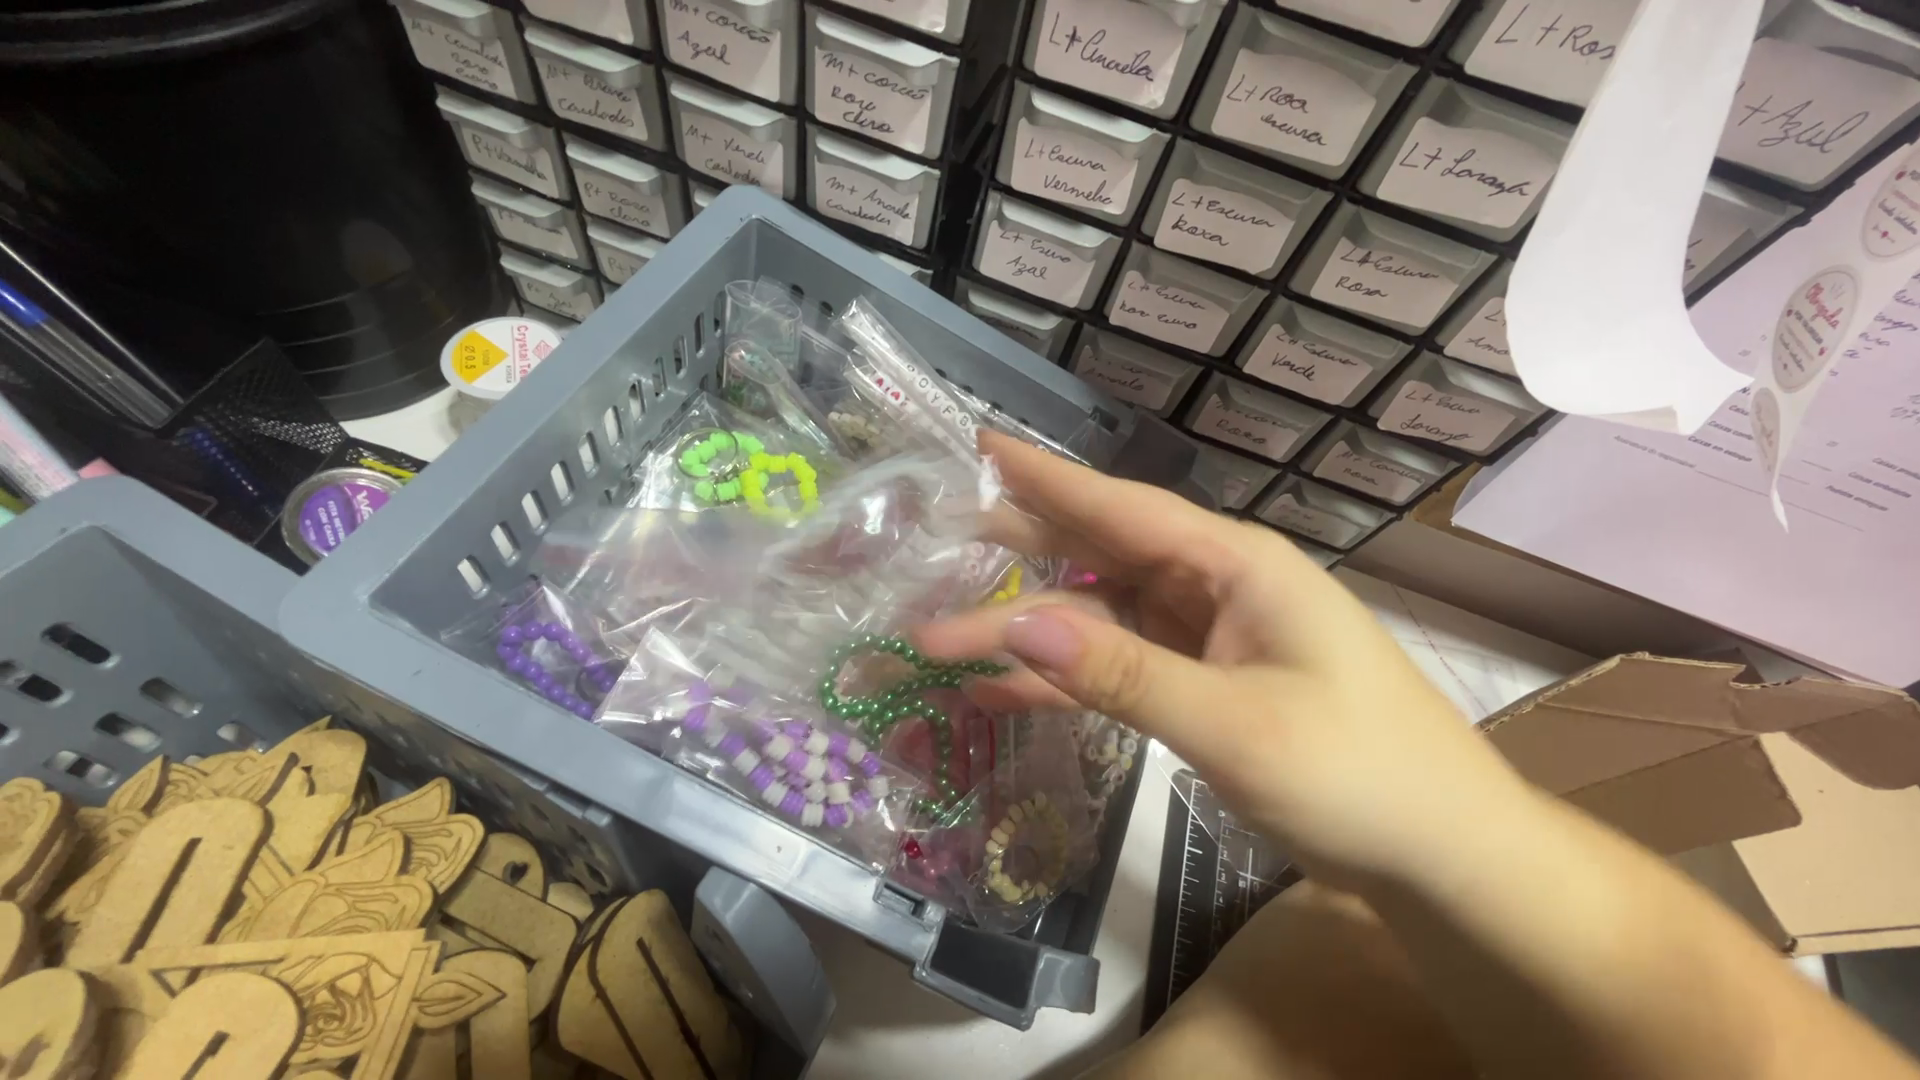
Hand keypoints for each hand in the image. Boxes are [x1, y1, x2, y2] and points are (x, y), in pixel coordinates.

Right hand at [915, 432, 1530, 887]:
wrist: (1442, 856)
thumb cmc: (1359, 775)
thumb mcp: (1237, 725)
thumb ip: (1124, 674)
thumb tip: (1020, 626)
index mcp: (1236, 566)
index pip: (1123, 507)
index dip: (1047, 478)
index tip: (980, 445)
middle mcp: (1215, 588)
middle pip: (1100, 558)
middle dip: (1020, 556)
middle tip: (940, 540)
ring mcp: (1207, 639)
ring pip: (1100, 620)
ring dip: (1029, 634)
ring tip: (943, 641)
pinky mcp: (1201, 685)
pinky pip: (1117, 670)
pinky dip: (1064, 682)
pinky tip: (1001, 695)